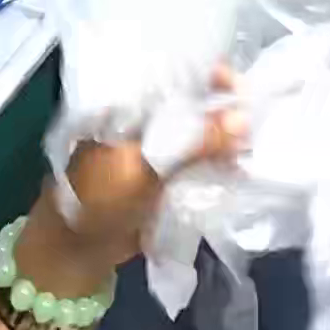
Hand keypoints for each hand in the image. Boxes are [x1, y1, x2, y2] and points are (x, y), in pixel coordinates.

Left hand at [13, 82, 242, 297]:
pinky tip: (239, 163)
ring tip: (253, 142)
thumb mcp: (146, 168)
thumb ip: (193, 143)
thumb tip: (244, 118)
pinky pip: (199, 157)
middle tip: (256, 115)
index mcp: (131, 102)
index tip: (238, 84)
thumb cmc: (98, 201)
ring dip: (225, 135)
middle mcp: (145, 116)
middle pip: (193, 101)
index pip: (176, 74)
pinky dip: (218, 159)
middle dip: (224, 105)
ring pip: (199, 130)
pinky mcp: (165, 171)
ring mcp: (156, 144)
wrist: (74, 255)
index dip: (208, 75)